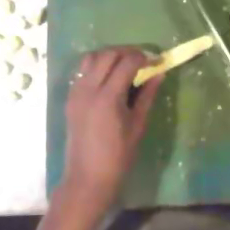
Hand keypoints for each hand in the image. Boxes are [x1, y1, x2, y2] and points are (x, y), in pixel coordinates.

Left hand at [61, 46, 160, 208]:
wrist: (87, 177)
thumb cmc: (118, 156)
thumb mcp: (138, 125)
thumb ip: (147, 96)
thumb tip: (158, 73)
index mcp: (108, 97)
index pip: (127, 62)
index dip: (144, 58)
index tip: (157, 61)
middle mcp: (89, 89)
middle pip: (108, 54)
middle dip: (127, 52)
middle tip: (143, 61)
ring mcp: (76, 92)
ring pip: (91, 58)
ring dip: (109, 56)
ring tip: (125, 66)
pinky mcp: (70, 98)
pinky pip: (82, 72)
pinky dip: (97, 67)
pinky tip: (109, 78)